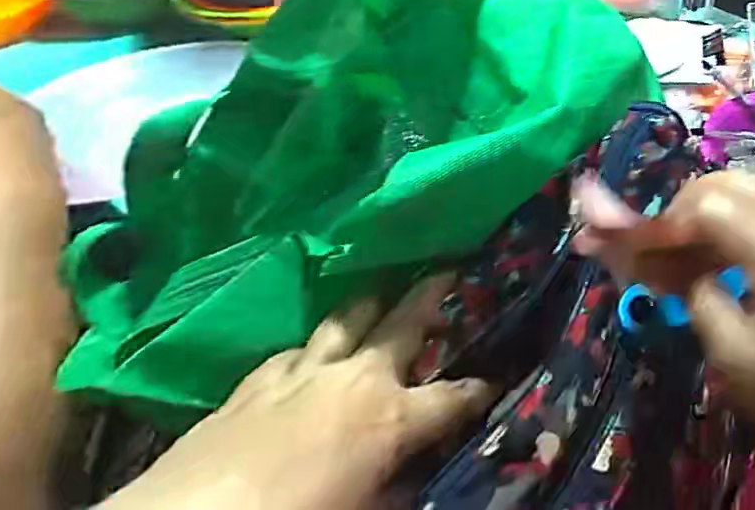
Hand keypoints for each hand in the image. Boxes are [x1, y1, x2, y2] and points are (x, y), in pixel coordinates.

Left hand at [104, 276, 495, 509]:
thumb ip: (391, 492)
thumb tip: (409, 478)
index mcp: (389, 418)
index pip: (452, 398)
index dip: (479, 388)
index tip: (497, 376)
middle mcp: (356, 378)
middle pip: (405, 321)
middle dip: (433, 292)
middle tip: (451, 267)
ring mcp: (304, 371)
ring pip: (349, 316)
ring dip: (371, 302)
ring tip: (383, 290)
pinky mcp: (256, 379)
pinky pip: (294, 349)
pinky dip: (311, 347)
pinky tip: (307, 355)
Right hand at [599, 174, 754, 465]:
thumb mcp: (732, 351)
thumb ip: (691, 290)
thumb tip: (650, 258)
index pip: (704, 207)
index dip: (662, 222)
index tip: (628, 245)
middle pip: (723, 184)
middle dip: (680, 207)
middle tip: (652, 244)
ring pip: (742, 186)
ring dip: (702, 205)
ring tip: (675, 244)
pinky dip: (726, 215)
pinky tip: (708, 247)